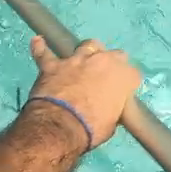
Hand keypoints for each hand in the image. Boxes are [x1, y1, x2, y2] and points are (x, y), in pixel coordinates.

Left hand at [26, 36, 141, 148]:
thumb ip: (111, 108)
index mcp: (123, 77)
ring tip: (83, 60)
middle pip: (113, 54)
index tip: (121, 92)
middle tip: (104, 77)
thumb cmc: (92, 129)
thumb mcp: (111, 124)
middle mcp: (103, 61)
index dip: (126, 83)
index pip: (132, 74)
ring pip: (87, 45)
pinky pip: (44, 52)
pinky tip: (37, 42)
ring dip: (86, 52)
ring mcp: (76, 59)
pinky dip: (41, 48)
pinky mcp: (53, 64)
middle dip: (110, 64)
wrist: (61, 126)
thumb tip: (106, 108)